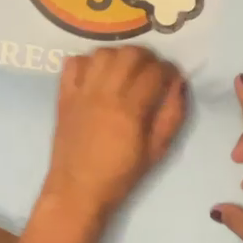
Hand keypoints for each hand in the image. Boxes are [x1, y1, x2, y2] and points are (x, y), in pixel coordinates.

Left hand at [40, 47, 186, 221]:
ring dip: (118, 56)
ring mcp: (80, 92)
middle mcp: (104, 93)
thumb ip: (172, 115)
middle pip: (129, 53)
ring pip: (102, 52)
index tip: (171, 77)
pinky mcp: (63, 95)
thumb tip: (178, 83)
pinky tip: (96, 75)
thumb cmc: (120, 175)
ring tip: (124, 71)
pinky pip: (73, 62)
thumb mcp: (157, 151)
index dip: (169, 70)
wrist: (77, 190)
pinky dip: (87, 62)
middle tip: (150, 72)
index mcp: (130, 109)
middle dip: (146, 57)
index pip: (155, 71)